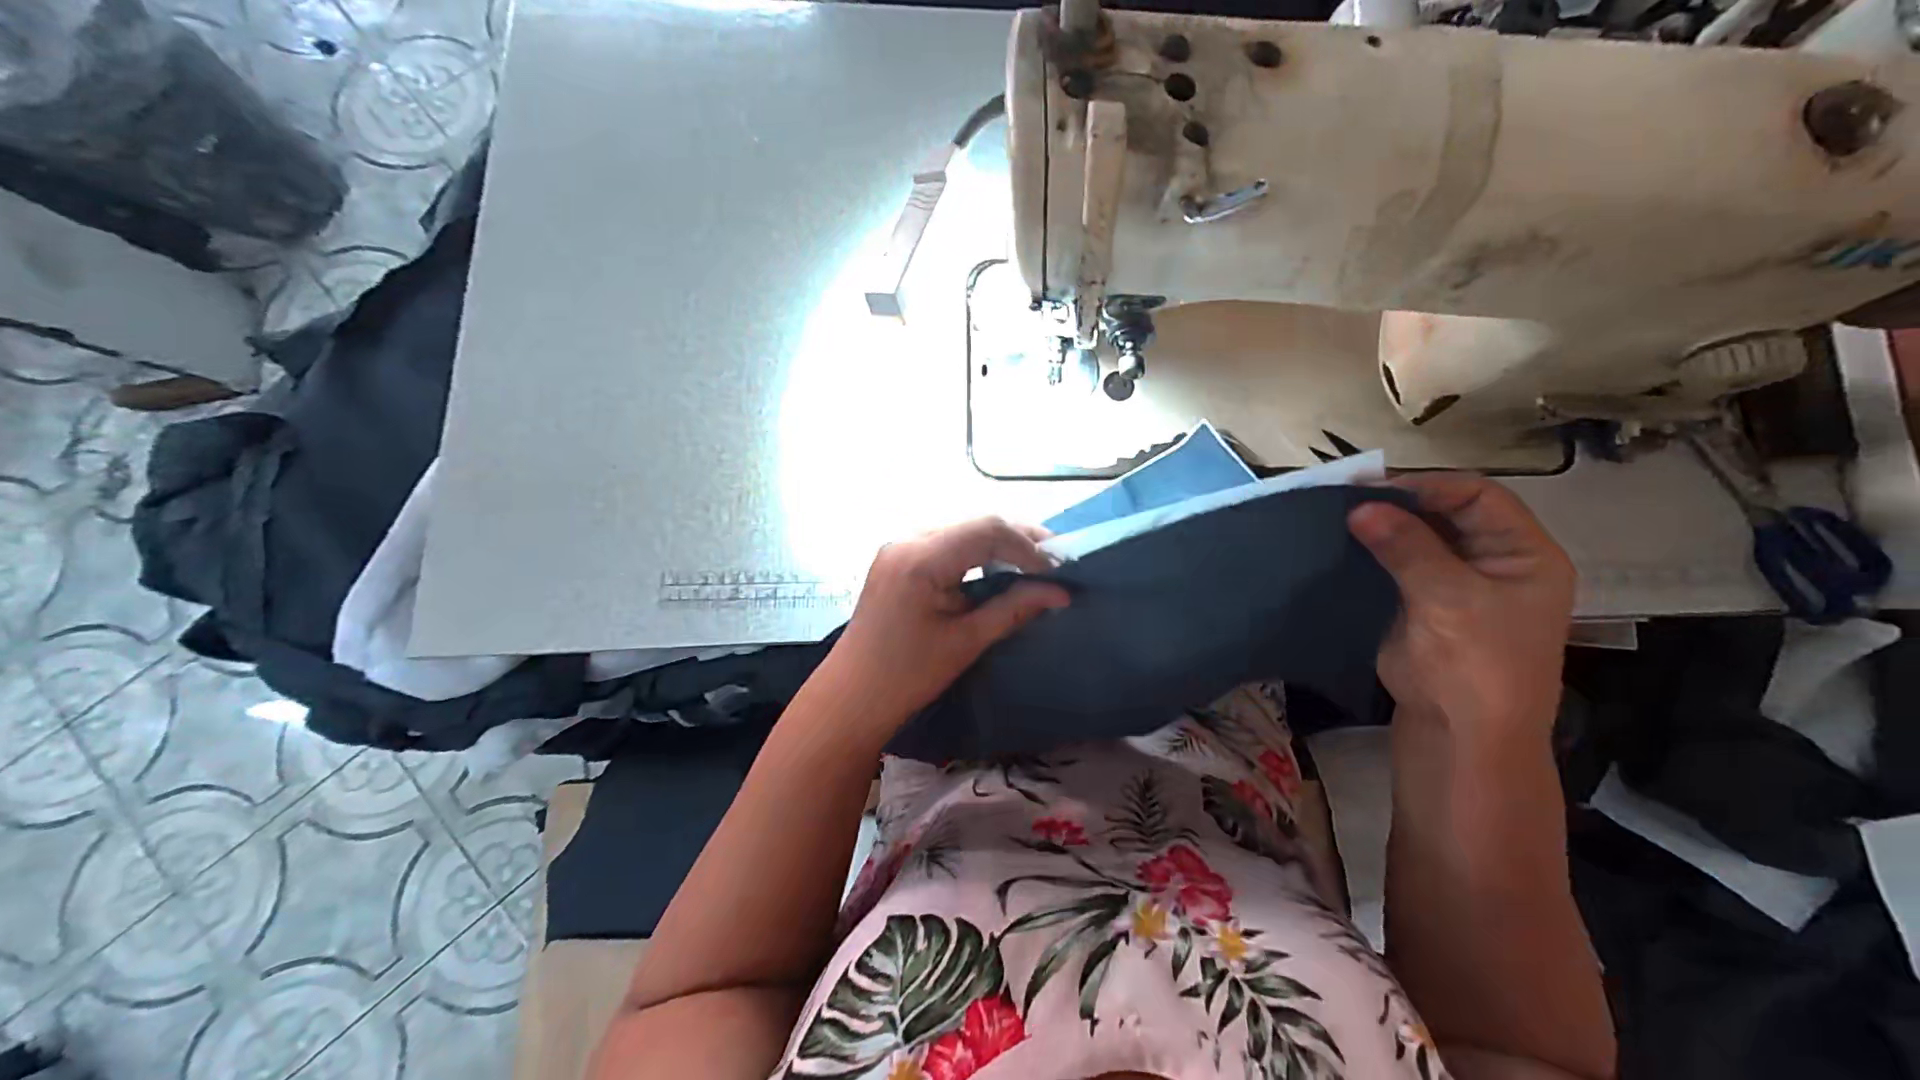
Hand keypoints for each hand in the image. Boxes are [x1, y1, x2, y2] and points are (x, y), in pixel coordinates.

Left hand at [820, 517, 1071, 725]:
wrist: (852, 696)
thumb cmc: (907, 676)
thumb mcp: (966, 642)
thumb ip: (1014, 609)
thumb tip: (1061, 593)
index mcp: (920, 558)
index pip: (987, 529)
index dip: (1028, 545)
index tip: (1059, 569)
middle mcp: (907, 541)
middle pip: (974, 525)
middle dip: (1017, 541)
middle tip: (1055, 562)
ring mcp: (898, 548)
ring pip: (960, 531)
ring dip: (998, 545)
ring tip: (1033, 565)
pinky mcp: (896, 560)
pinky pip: (944, 544)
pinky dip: (974, 554)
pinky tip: (996, 570)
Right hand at [1347, 473, 1573, 744]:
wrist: (1461, 732)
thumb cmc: (1476, 664)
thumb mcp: (1449, 599)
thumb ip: (1407, 548)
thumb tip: (1360, 507)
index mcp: (1523, 554)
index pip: (1479, 497)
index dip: (1430, 487)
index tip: (1376, 488)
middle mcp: (1491, 560)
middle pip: (1445, 514)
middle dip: (1399, 504)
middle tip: (1348, 496)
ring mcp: (1453, 582)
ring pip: (1416, 538)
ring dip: (1381, 526)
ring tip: (1338, 515)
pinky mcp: (1419, 602)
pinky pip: (1394, 564)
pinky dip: (1370, 551)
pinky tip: (1341, 544)